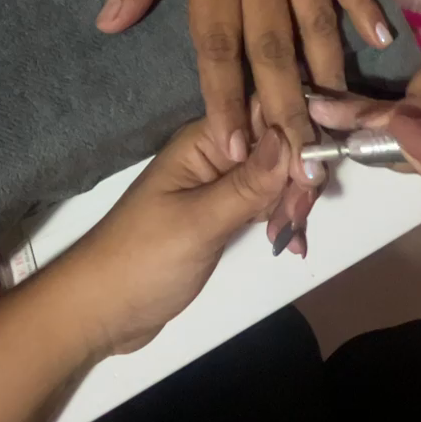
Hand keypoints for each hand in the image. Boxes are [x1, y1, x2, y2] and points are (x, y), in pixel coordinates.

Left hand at [48, 120, 291, 355]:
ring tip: (292, 236)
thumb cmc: (142, 258)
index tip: (317, 169)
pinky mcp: (223, 212)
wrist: (103, 309)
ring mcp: (220, 183)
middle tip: (298, 216)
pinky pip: (265, 202)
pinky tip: (290, 245)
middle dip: (298, 176)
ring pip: (276, 175)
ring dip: (292, 201)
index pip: (262, 113)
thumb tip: (291, 135)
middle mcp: (216, 152)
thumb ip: (248, 184)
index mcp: (205, 140)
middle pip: (276, 144)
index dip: (296, 132)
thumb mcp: (199, 222)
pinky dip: (281, 219)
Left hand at [101, 0, 388, 181]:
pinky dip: (363, 6)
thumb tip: (112, 25)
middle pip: (274, 48)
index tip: (232, 148)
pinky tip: (380, 39)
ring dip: (327, 73)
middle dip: (282, 107)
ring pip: (317, 20)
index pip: (219, 46)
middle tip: (296, 160)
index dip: (224, 100)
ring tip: (339, 121)